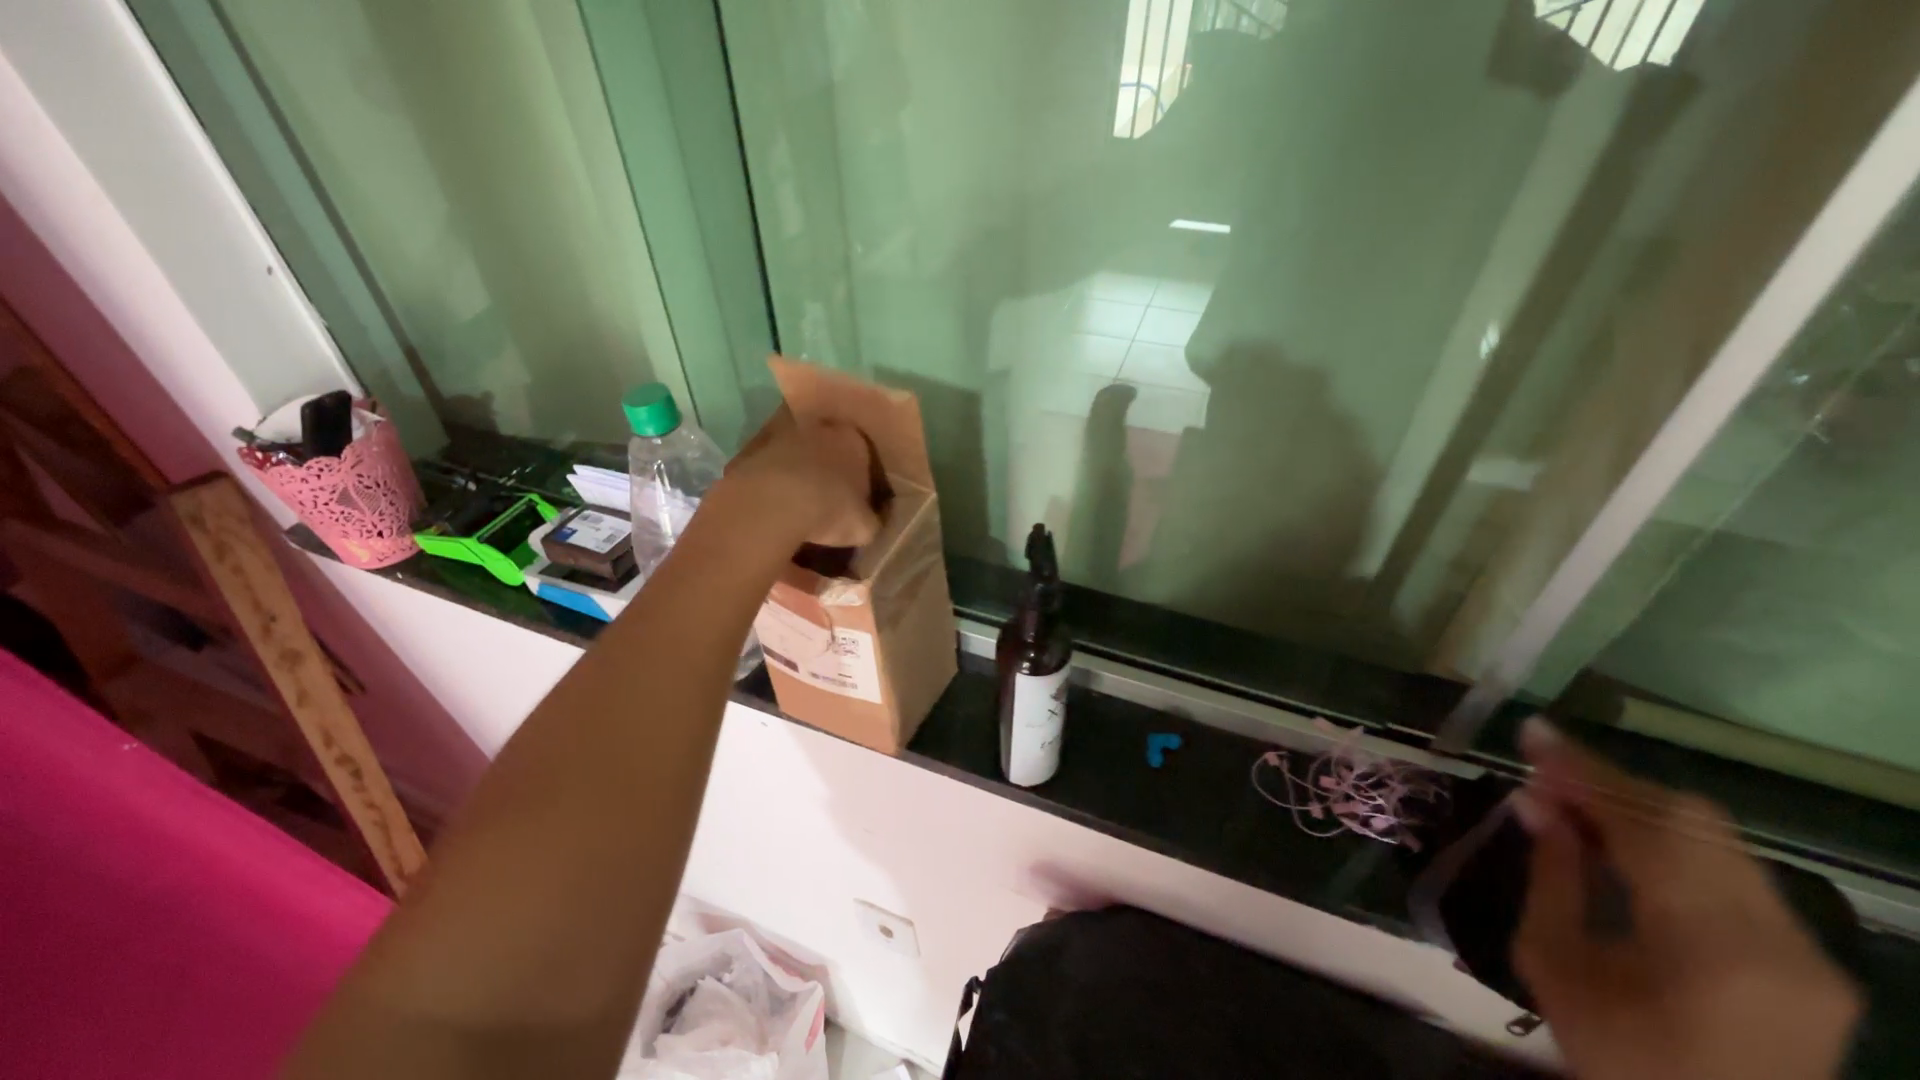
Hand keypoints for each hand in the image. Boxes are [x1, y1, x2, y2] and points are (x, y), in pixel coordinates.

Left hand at [723, 406, 880, 548]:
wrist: (774, 503)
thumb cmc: (831, 509)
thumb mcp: (864, 526)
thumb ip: (870, 519)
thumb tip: (867, 521)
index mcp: (854, 440)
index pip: (864, 452)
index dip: (861, 475)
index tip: (856, 496)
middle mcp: (820, 428)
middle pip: (827, 445)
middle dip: (827, 466)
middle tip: (826, 495)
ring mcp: (782, 435)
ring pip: (795, 451)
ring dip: (796, 469)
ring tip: (795, 500)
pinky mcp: (750, 449)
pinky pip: (768, 465)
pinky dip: (771, 479)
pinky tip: (770, 502)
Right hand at [1512, 720, 1861, 1079]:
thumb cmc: (1618, 1064)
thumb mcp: (1557, 970)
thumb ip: (1552, 880)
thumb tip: (1540, 806)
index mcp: (1707, 948)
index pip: (1645, 827)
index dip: (1585, 772)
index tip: (1532, 734)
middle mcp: (1779, 938)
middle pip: (1692, 821)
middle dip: (1611, 784)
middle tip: (1543, 771)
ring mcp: (1809, 949)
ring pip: (1717, 839)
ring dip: (1640, 810)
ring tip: (1575, 804)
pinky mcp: (1816, 958)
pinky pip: (1734, 870)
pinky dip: (1674, 843)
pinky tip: (1626, 845)